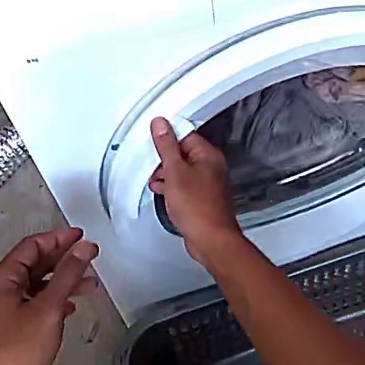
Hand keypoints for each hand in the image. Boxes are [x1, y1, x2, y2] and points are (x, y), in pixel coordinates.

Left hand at [0, 227, 97, 364]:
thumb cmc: (14, 354)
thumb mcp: (48, 308)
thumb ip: (68, 275)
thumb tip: (83, 248)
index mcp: (1, 280)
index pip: (31, 246)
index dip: (58, 238)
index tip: (80, 235)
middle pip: (33, 264)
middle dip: (63, 258)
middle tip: (87, 254)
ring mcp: (2, 312)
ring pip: (36, 285)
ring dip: (62, 281)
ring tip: (88, 282)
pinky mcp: (9, 330)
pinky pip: (34, 304)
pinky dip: (54, 300)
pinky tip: (70, 306)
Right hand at [149, 117, 243, 265]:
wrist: (211, 239)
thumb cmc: (199, 209)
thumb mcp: (175, 172)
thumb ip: (167, 146)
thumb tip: (161, 124)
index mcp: (208, 155)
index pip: (186, 135)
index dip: (167, 137)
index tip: (153, 140)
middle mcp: (212, 167)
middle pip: (184, 152)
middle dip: (165, 158)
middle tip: (152, 164)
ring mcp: (208, 183)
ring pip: (183, 170)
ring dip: (167, 173)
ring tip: (155, 179)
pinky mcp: (203, 197)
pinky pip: (185, 185)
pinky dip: (173, 186)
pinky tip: (163, 191)